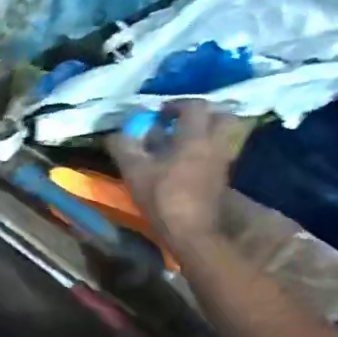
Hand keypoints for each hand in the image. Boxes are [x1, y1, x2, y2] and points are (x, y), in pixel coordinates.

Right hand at [104, 100, 246, 250]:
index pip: (194, 106)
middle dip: (202, 116)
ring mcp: (223, 162)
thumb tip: (114, 135)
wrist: (191, 231)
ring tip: (182, 145)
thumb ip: (124, 148)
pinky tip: (186, 164)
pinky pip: (219, 155)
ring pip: (223, 137)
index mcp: (195, 137)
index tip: (159, 114)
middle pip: (221, 117)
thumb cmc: (163, 197)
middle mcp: (215, 144)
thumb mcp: (134, 171)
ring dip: (205, 134)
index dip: (176, 105)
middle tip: (181, 124)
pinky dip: (206, 153)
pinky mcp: (223, 179)